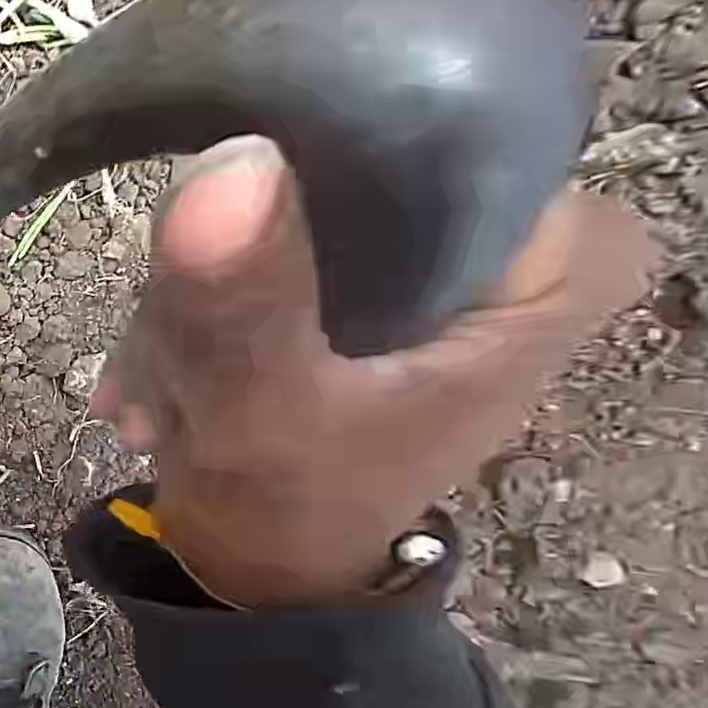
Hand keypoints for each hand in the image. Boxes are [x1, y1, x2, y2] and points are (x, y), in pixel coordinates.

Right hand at [91, 136, 658, 605]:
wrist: (255, 565)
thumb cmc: (286, 508)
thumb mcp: (262, 416)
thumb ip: (245, 307)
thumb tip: (221, 164)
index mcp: (551, 261)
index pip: (421, 142)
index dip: (293, 196)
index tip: (216, 279)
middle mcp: (494, 251)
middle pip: (326, 192)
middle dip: (223, 287)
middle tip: (173, 369)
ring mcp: (409, 274)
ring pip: (272, 232)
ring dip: (190, 320)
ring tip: (156, 400)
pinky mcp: (344, 299)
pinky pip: (252, 270)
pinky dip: (192, 330)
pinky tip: (158, 389)